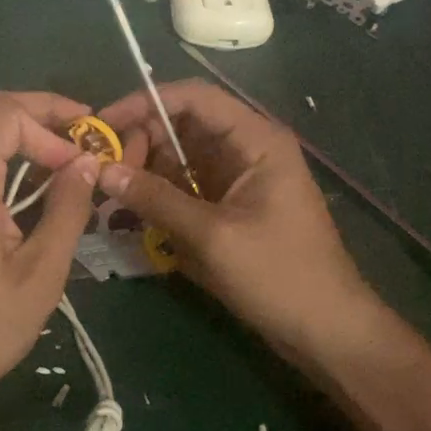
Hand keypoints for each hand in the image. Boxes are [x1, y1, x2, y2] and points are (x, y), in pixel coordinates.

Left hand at [0, 92, 98, 421]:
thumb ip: (66, 211)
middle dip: (41, 118)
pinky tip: (34, 189)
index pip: (5, 112)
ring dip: (23, 138)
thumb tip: (88, 163)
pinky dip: (3, 160)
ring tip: (68, 164)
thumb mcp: (39, 276)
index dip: (52, 120)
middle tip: (85, 142)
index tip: (86, 156)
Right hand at [97, 79, 376, 355]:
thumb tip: (102, 171)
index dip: (145, 103)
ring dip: (147, 168)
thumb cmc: (279, 276)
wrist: (329, 333)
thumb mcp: (212, 237)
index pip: (193, 97)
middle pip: (182, 124)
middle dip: (142, 141)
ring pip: (181, 155)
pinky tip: (134, 209)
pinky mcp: (231, 205)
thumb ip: (156, 199)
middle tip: (107, 170)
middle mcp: (247, 148)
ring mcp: (239, 177)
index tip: (103, 124)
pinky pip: (187, 185)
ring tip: (113, 191)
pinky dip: (161, 192)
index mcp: (256, 140)